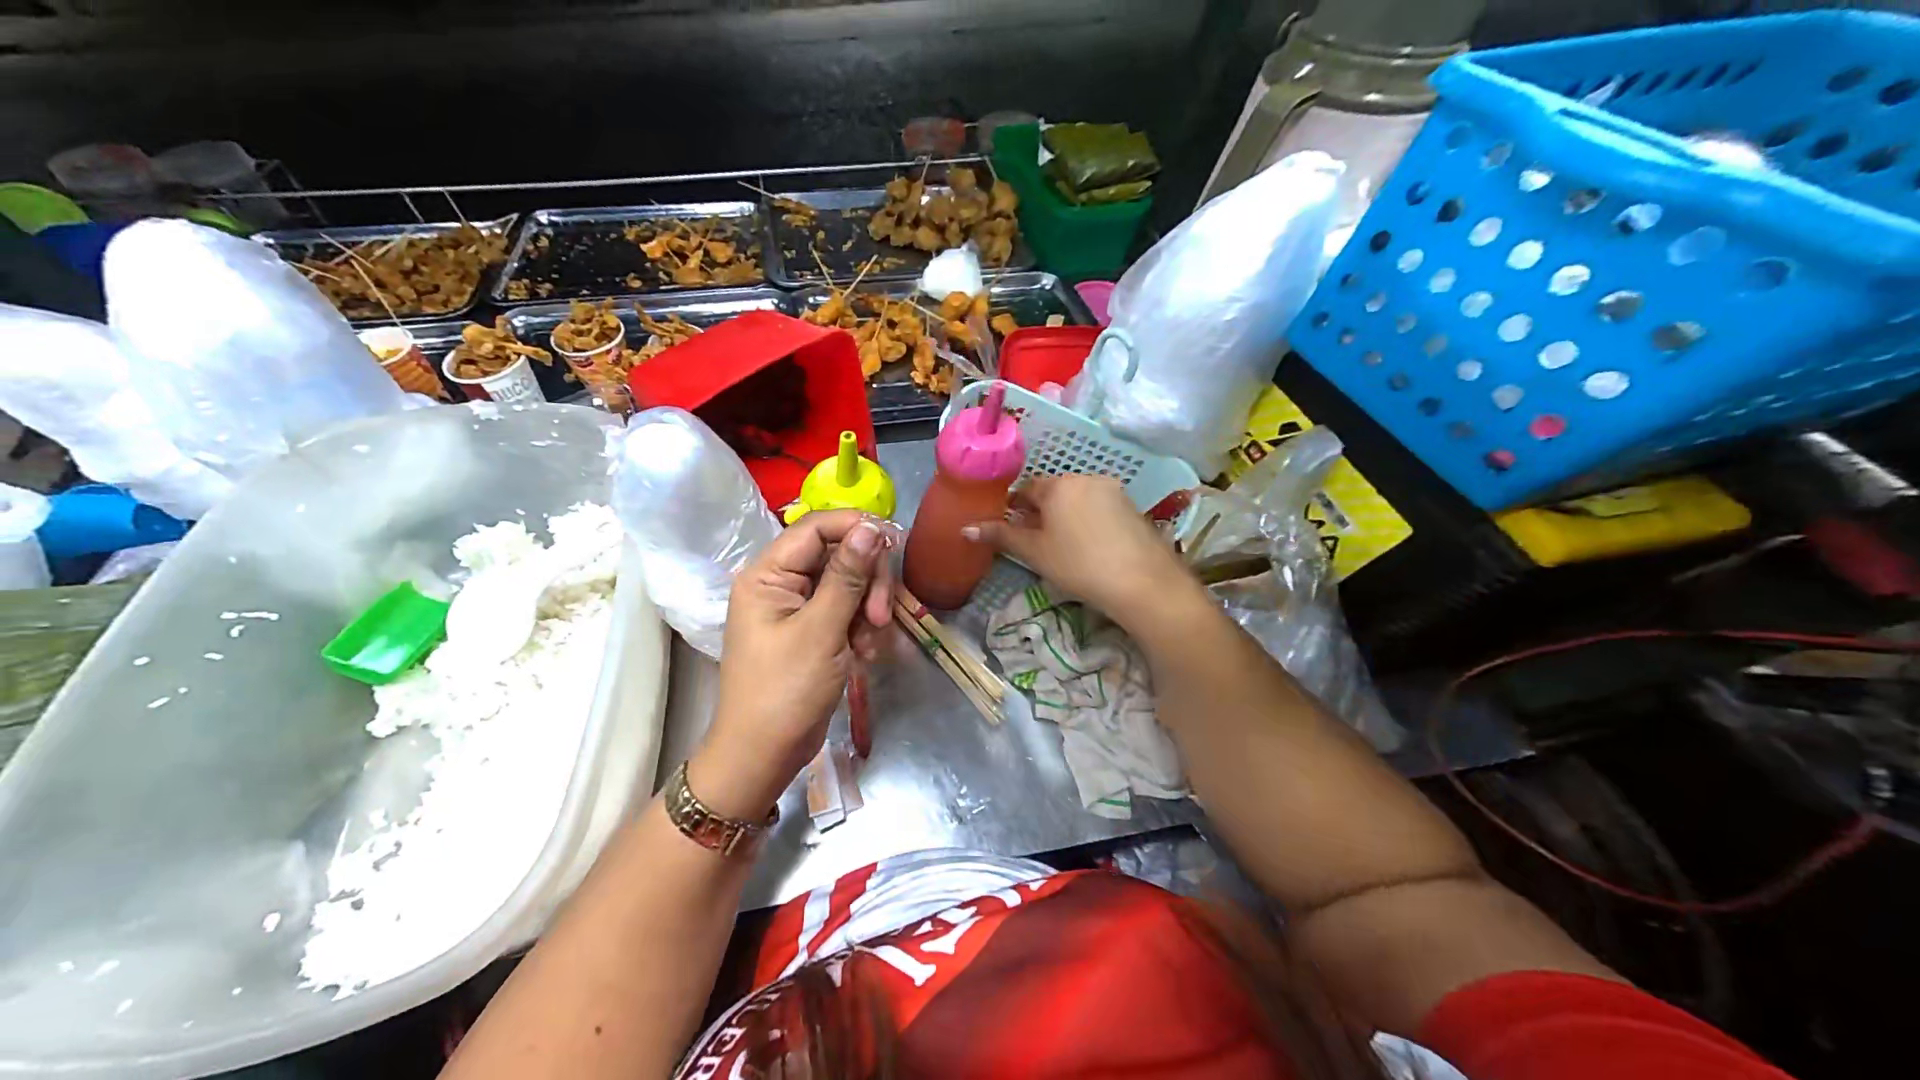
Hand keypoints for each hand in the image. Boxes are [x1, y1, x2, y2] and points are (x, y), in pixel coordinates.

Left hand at [691, 510, 892, 821]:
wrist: (764, 754)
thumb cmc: (784, 691)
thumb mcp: (821, 630)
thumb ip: (848, 576)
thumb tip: (872, 527)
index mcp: (768, 574)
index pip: (816, 528)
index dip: (856, 528)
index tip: (894, 544)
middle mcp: (781, 583)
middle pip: (839, 555)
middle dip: (867, 581)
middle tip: (880, 616)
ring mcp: (798, 608)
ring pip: (850, 584)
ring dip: (868, 608)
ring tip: (871, 644)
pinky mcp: (814, 630)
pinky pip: (848, 611)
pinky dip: (861, 628)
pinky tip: (865, 654)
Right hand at [962, 474, 1191, 628]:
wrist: (1143, 583)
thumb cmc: (1079, 565)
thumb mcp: (1035, 553)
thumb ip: (1001, 536)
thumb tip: (965, 529)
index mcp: (1058, 485)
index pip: (1027, 488)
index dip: (1015, 508)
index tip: (1012, 529)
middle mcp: (1086, 479)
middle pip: (1054, 492)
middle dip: (1041, 512)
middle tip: (1036, 543)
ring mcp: (1114, 491)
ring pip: (1078, 499)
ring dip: (1066, 516)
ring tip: (1063, 548)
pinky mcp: (1133, 508)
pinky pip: (1100, 509)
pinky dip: (1089, 522)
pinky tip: (1090, 548)